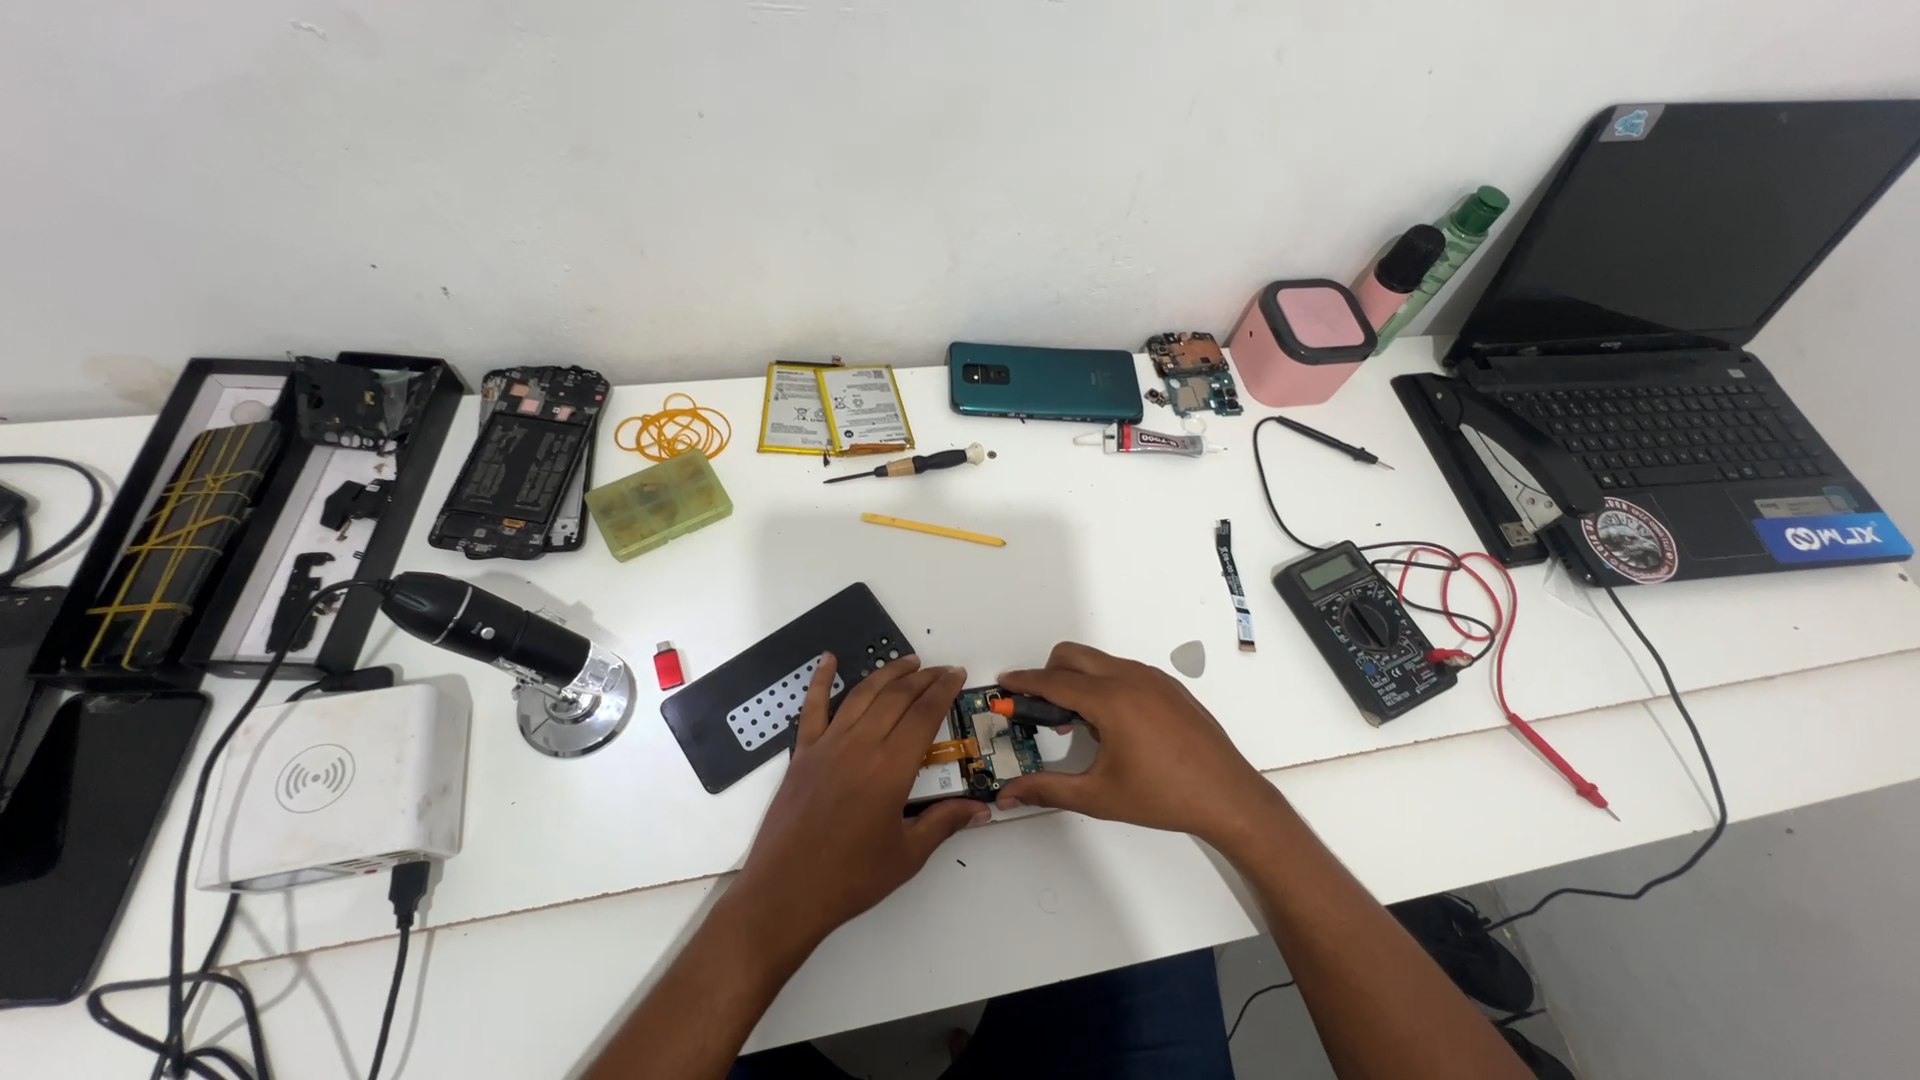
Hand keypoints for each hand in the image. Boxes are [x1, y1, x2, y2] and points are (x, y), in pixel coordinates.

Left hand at [731, 654, 981, 950]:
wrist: (785, 894)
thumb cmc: (850, 879)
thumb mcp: (906, 855)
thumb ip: (944, 823)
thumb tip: (982, 809)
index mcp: (890, 769)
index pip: (924, 715)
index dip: (943, 691)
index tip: (957, 675)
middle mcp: (860, 746)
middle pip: (896, 698)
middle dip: (923, 678)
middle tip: (941, 669)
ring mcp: (826, 746)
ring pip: (862, 695)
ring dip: (887, 674)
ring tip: (907, 662)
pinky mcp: (801, 754)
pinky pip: (812, 708)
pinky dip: (820, 681)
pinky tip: (828, 660)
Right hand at [994, 642, 1284, 853]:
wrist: (1229, 797)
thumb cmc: (1162, 797)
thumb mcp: (1098, 796)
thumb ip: (1046, 790)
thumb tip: (1007, 796)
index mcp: (1111, 700)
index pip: (1053, 681)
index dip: (1023, 682)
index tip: (1003, 684)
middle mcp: (1131, 678)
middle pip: (1073, 655)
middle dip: (1049, 673)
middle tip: (1042, 710)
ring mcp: (1154, 679)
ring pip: (1100, 661)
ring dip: (1079, 680)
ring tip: (1080, 727)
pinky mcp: (1171, 687)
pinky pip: (1125, 671)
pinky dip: (1106, 685)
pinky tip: (1115, 727)